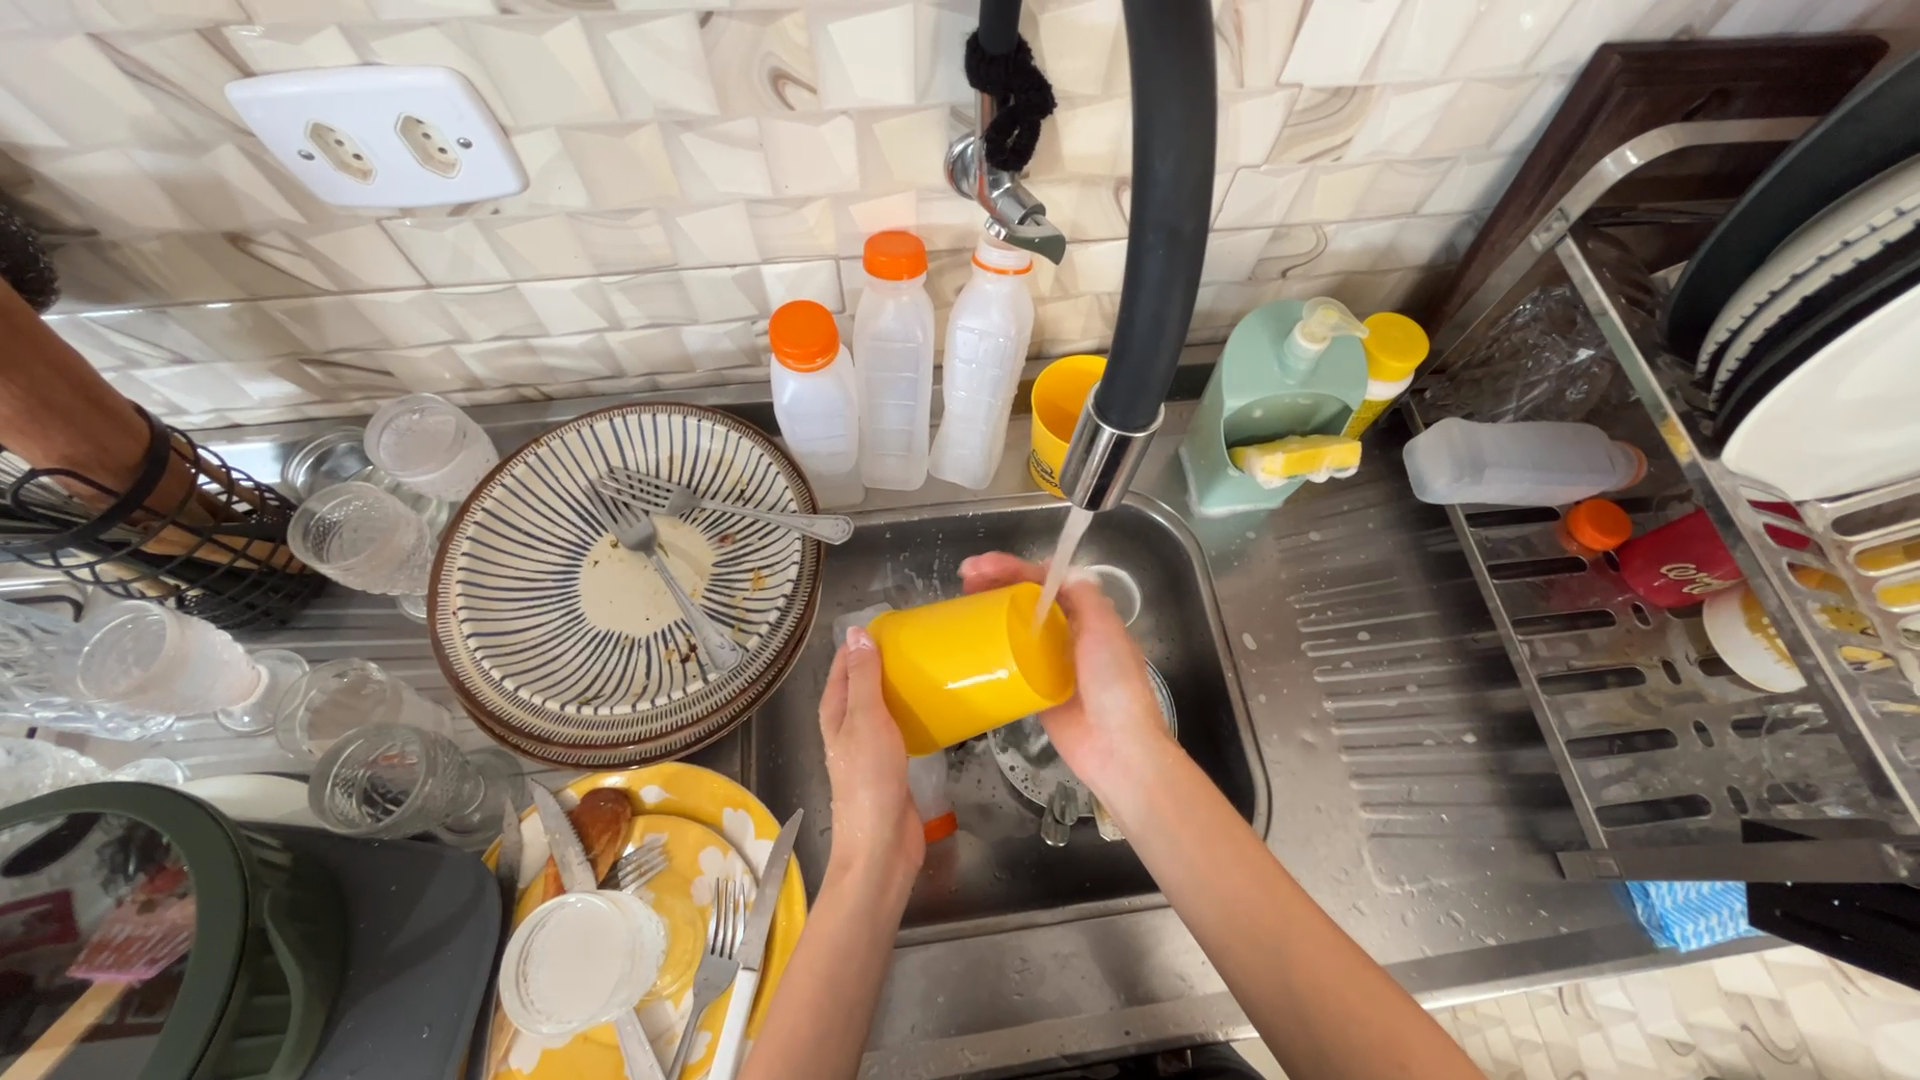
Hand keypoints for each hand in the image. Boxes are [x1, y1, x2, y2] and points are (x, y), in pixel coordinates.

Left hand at [816, 625, 924, 889]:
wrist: (883, 843)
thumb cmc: (869, 779)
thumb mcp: (866, 719)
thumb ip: (864, 677)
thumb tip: (857, 631)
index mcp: (835, 712)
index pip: (844, 664)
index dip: (864, 642)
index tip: (896, 622)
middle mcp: (848, 725)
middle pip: (865, 683)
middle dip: (887, 661)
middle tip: (923, 642)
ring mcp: (869, 746)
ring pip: (884, 705)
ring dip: (902, 687)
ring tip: (932, 667)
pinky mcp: (891, 764)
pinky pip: (901, 727)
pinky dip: (914, 713)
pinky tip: (935, 708)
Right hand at [959, 553, 1177, 798]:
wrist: (1117, 747)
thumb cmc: (1115, 685)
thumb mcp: (1105, 630)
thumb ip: (1084, 597)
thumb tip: (1060, 568)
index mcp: (1087, 617)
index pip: (1046, 582)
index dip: (1014, 568)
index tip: (983, 565)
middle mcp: (1068, 635)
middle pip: (1027, 600)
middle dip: (996, 582)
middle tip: (964, 577)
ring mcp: (1050, 663)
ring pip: (1014, 626)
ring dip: (989, 609)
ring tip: (960, 600)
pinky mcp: (1035, 690)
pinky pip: (1009, 661)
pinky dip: (991, 646)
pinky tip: (969, 640)